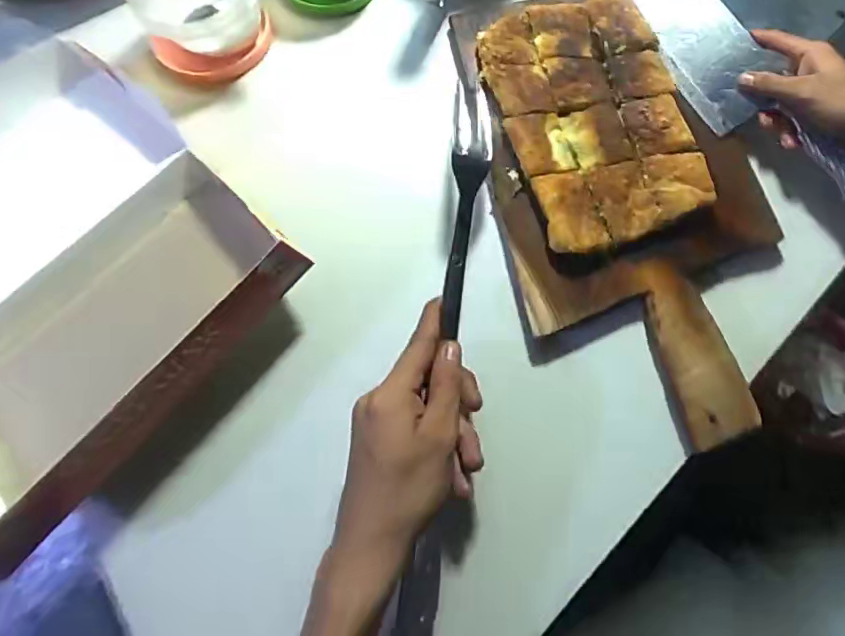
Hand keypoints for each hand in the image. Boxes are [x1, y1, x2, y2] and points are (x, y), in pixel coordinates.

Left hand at [304, 301, 481, 635]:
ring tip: (464, 471)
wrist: (371, 544)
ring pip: (426, 412)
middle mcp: (378, 400)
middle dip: (458, 407)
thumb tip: (449, 347)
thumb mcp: (439, 436)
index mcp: (389, 392)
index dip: (433, 323)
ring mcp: (375, 423)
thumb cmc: (408, 487)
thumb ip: (447, 387)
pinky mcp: (376, 443)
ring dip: (452, 438)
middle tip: (473, 438)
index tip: (441, 299)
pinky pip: (414, 432)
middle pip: (429, 382)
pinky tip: (450, 480)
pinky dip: (435, 450)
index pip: (417, 347)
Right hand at [738, 29, 844, 149]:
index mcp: (809, 54)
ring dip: (773, 117)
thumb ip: (767, 83)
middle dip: (758, 92)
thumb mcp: (799, 91)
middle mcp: (809, 68)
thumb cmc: (839, 102)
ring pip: (778, 99)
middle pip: (771, 74)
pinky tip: (791, 141)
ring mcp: (812, 91)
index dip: (753, 38)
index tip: (729, 42)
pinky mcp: (814, 111)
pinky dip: (788, 129)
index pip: (775, 39)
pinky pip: (790, 116)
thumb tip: (740, 77)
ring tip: (776, 129)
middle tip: (743, 102)